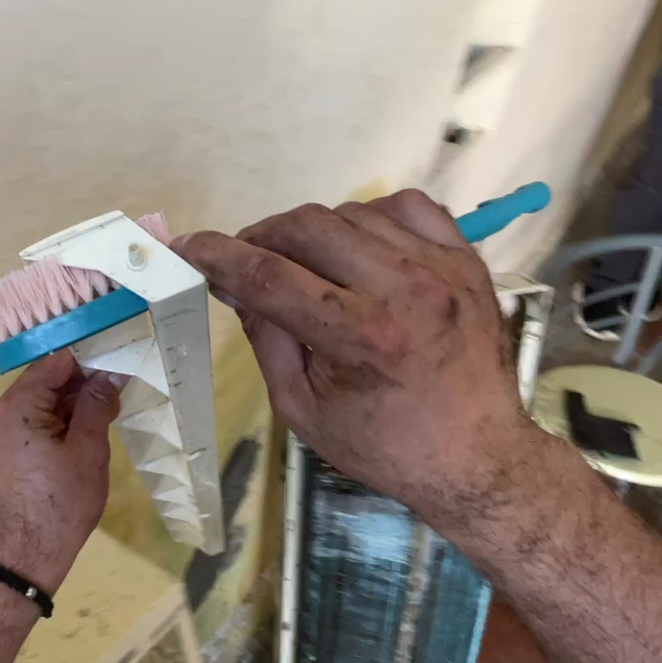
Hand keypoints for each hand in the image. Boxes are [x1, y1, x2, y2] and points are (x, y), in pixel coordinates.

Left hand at [0, 350, 120, 592]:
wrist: (22, 559)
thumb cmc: (59, 505)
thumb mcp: (88, 452)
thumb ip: (97, 405)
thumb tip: (109, 374)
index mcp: (15, 407)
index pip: (53, 363)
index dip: (86, 358)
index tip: (116, 359)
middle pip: (43, 383)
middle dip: (80, 385)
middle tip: (117, 392)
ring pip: (37, 406)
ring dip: (69, 407)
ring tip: (105, 417)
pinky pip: (29, 426)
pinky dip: (55, 425)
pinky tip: (81, 437)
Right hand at [174, 190, 552, 536]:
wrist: (474, 456)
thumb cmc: (380, 444)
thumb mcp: (300, 406)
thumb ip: (265, 337)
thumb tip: (234, 283)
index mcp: (359, 337)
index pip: (269, 276)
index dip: (218, 255)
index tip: (187, 245)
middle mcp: (403, 289)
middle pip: (306, 227)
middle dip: (260, 238)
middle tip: (245, 263)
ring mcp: (441, 267)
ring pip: (350, 212)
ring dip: (310, 233)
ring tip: (302, 265)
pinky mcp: (465, 259)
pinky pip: (404, 206)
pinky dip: (367, 217)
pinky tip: (356, 248)